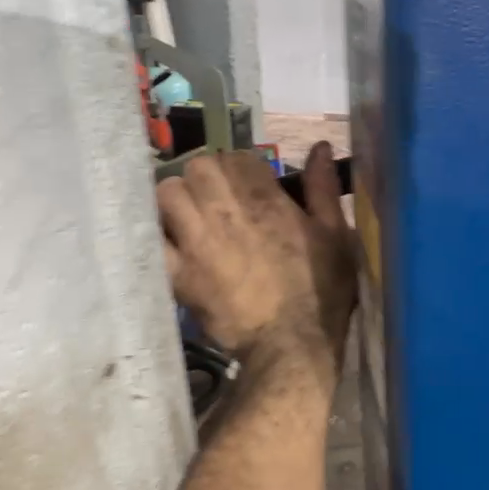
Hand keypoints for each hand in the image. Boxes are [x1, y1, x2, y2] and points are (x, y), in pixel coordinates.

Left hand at [157, 144, 356, 368]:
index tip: (253, 185)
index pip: (237, 157)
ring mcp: (195, 243)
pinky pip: (152, 240)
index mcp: (265, 200)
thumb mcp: (336, 235)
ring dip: (179, 200)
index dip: (243, 167)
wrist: (292, 344)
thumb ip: (324, 189)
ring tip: (194, 217)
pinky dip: (158, 236)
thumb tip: (319, 146)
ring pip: (166, 195)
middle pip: (196, 168)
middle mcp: (224, 212)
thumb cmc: (323, 288)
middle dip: (208, 177)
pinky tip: (173, 243)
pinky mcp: (178, 274)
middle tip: (222, 198)